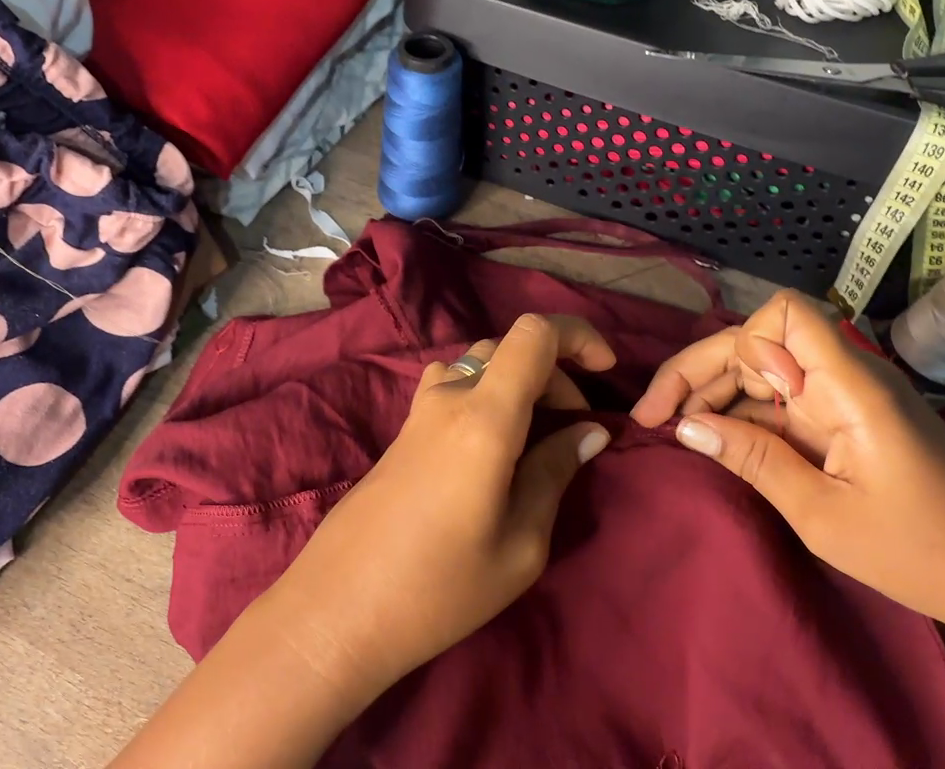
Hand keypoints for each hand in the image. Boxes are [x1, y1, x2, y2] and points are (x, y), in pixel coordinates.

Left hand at [256, 313, 614, 700]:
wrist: (339, 610)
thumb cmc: (439, 589)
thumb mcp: (521, 545)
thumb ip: (555, 473)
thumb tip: (590, 432)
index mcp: (484, 418)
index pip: (534, 334)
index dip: (578, 336)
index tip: (606, 371)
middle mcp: (448, 398)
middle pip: (510, 348)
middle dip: (556, 375)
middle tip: (576, 432)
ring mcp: (419, 411)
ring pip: (480, 365)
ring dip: (519, 384)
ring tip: (537, 438)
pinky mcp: (402, 430)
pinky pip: (454, 386)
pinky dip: (488, 396)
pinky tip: (494, 448)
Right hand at [632, 289, 944, 639]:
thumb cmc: (921, 551)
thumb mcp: (822, 514)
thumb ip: (753, 460)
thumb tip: (684, 425)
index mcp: (849, 385)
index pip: (785, 314)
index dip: (741, 343)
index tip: (721, 401)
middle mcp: (845, 377)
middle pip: (759, 343)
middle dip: (699, 371)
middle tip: (650, 417)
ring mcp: (847, 399)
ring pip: (765, 372)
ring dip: (715, 394)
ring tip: (670, 430)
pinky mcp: (848, 422)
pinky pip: (783, 403)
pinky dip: (744, 416)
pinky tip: (714, 441)